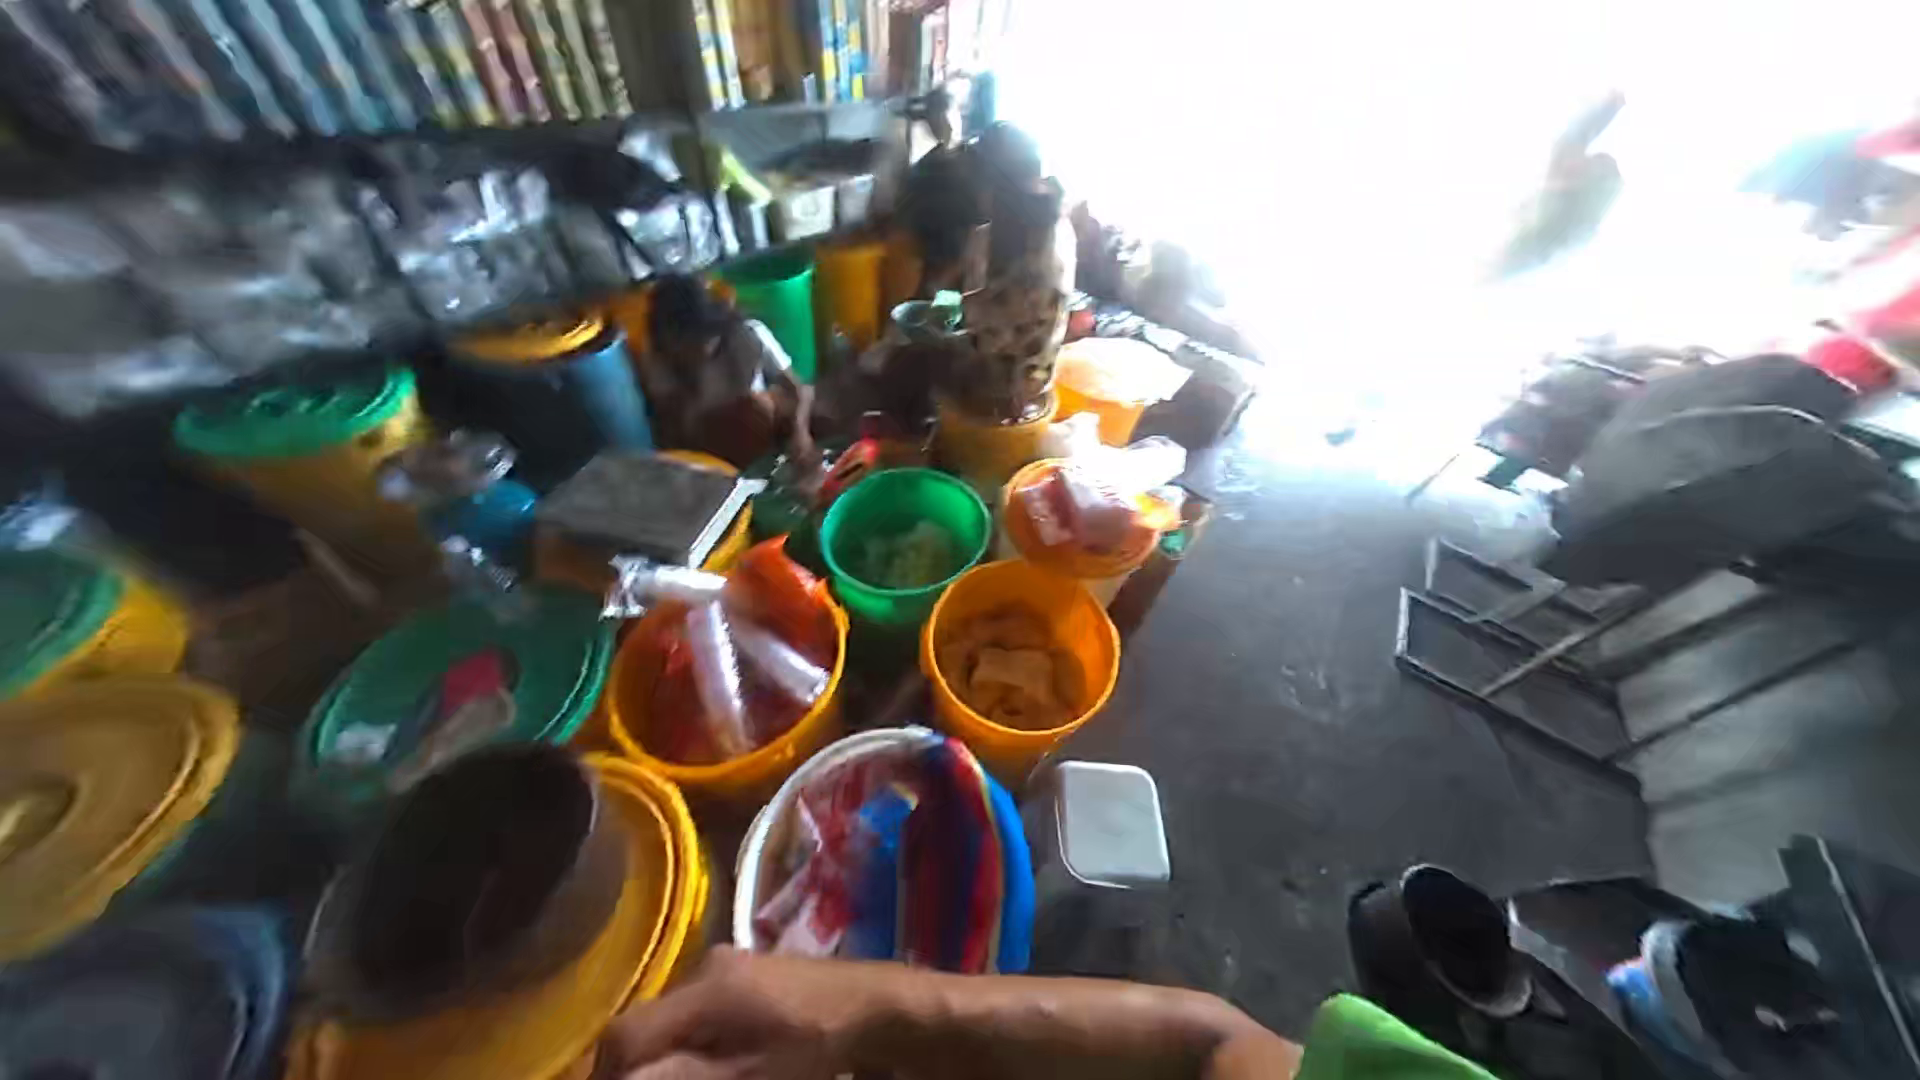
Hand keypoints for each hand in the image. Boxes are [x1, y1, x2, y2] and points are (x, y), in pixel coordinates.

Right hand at [599, 948, 883, 1079]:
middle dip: (635, 1069)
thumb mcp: (744, 1076)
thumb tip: (622, 1079)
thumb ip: (679, 1079)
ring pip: (668, 1016)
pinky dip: (686, 1040)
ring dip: (660, 1056)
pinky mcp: (742, 972)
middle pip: (644, 1023)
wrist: (865, 1004)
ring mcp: (727, 963)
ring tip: (675, 1079)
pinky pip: (693, 1008)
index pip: (626, 1034)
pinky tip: (704, 1064)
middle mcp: (709, 964)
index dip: (609, 1078)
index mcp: (706, 986)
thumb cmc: (810, 1043)